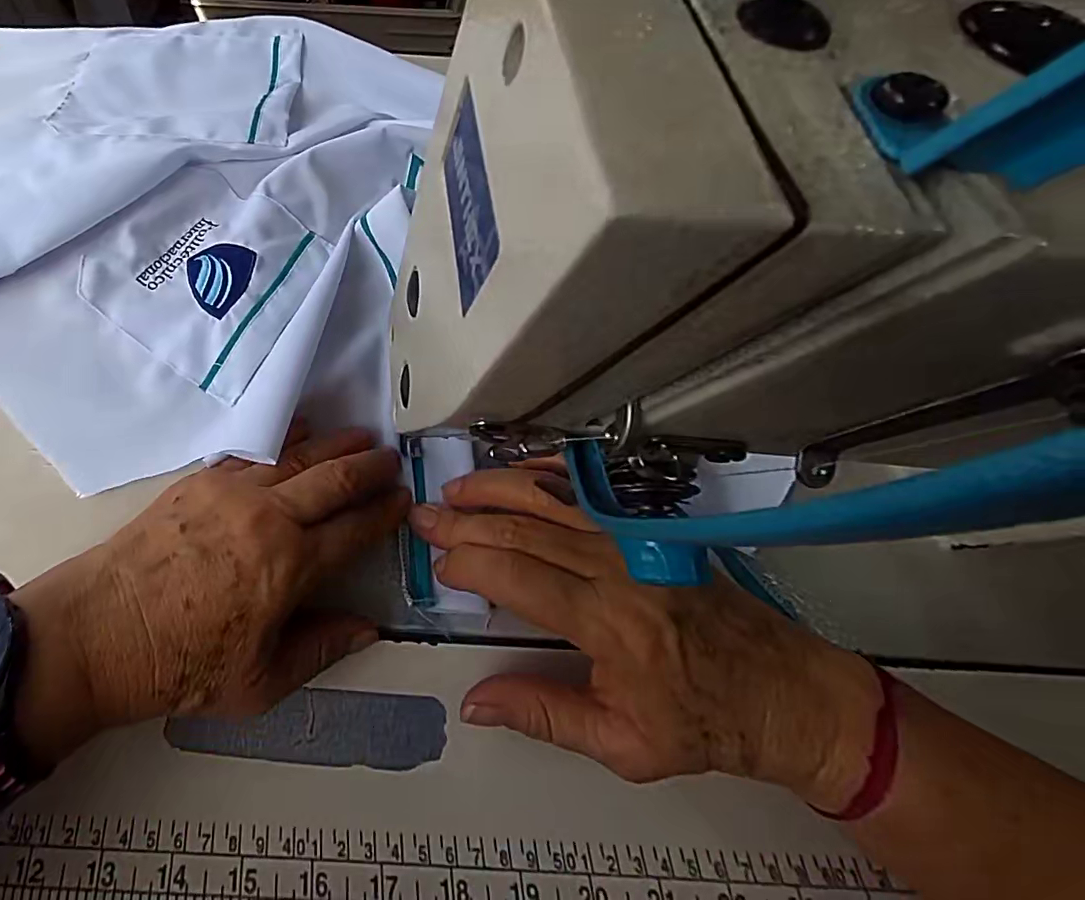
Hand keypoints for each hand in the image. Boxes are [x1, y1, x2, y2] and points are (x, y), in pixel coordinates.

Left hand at [12, 424, 409, 762]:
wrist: (104, 628)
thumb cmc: (182, 664)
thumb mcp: (261, 681)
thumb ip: (320, 649)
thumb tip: (366, 627)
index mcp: (290, 566)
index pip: (354, 530)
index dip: (383, 514)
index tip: (402, 501)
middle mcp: (265, 517)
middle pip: (330, 480)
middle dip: (366, 467)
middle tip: (389, 458)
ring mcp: (227, 492)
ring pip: (292, 457)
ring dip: (329, 445)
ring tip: (356, 437)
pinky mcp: (195, 482)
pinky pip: (249, 453)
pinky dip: (280, 441)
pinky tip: (295, 435)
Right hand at [408, 465, 883, 810]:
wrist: (793, 697)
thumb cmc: (706, 723)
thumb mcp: (625, 745)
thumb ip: (543, 716)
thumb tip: (472, 703)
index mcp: (609, 625)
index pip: (515, 576)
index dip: (468, 564)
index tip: (442, 568)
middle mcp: (617, 572)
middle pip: (520, 531)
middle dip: (461, 522)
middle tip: (422, 519)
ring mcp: (636, 542)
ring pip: (548, 500)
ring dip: (492, 490)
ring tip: (453, 491)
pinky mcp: (652, 530)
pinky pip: (590, 491)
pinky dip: (548, 473)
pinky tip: (516, 471)